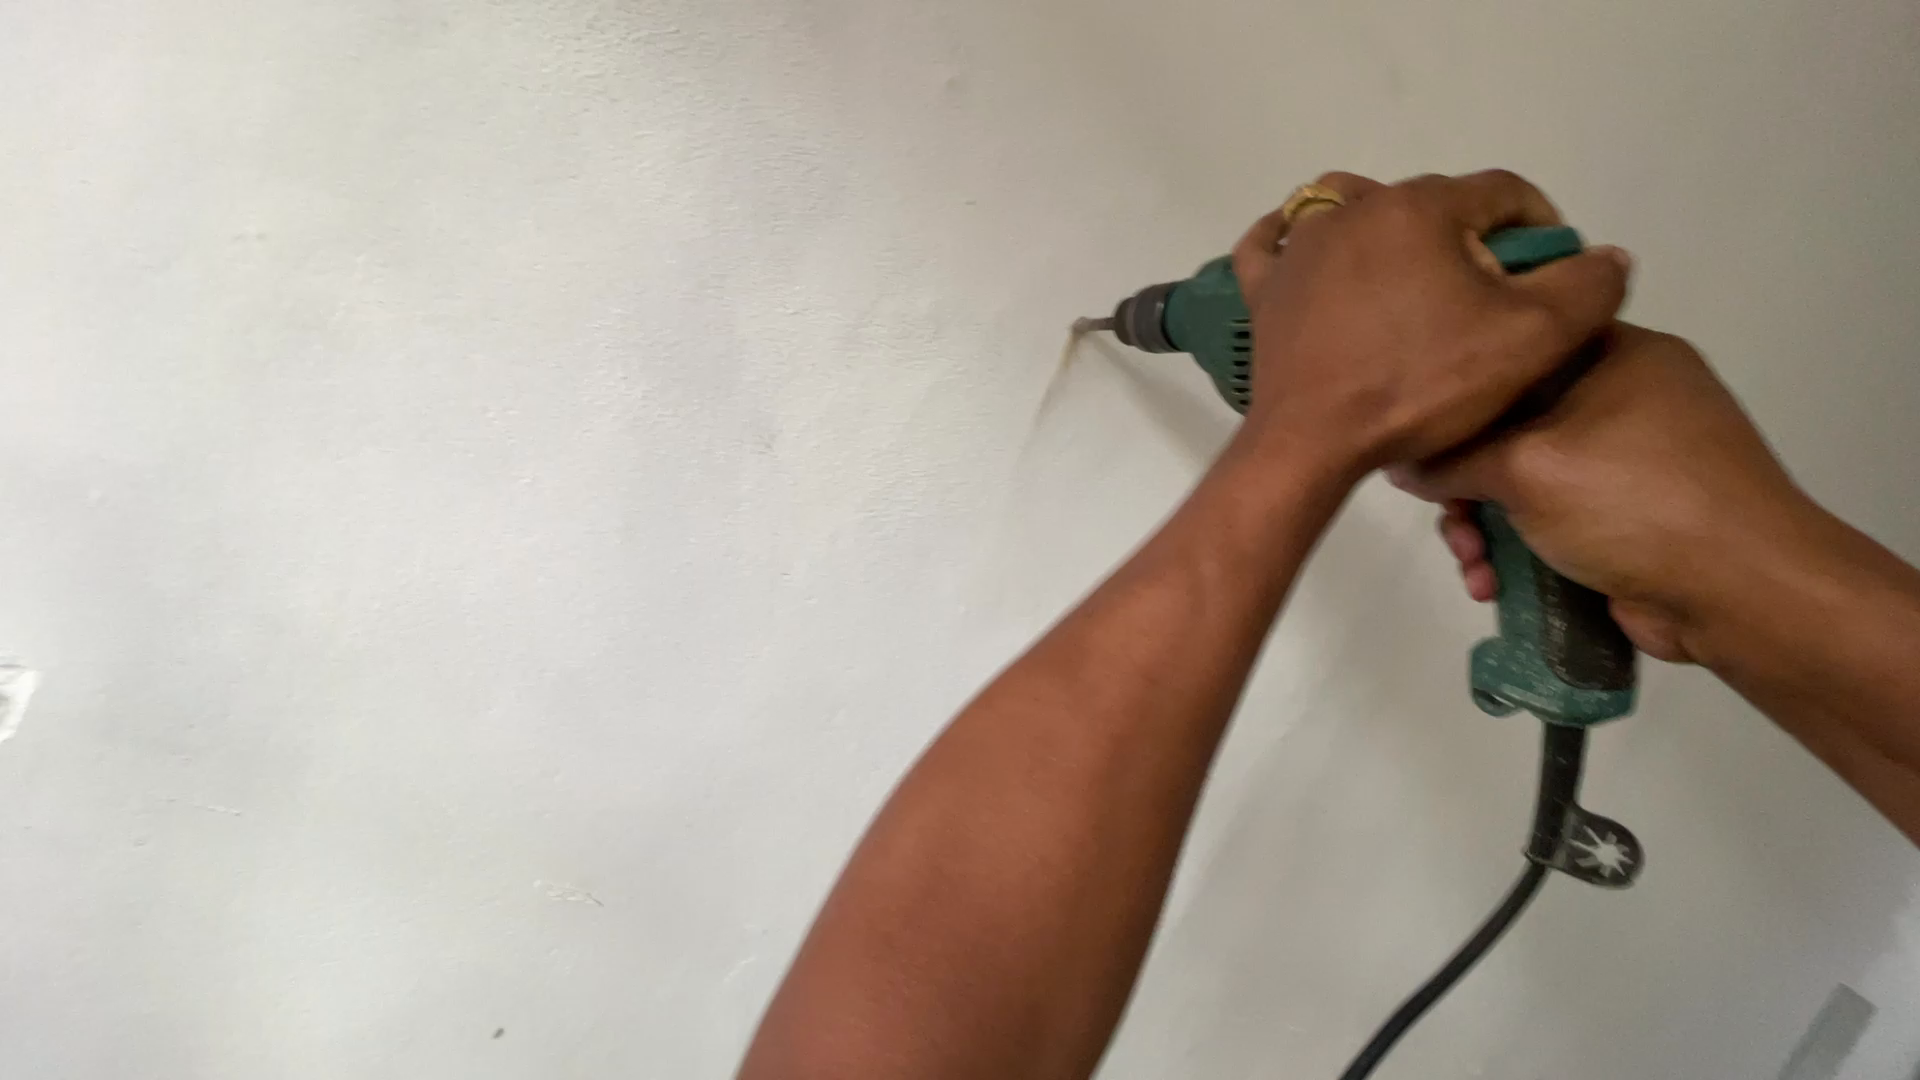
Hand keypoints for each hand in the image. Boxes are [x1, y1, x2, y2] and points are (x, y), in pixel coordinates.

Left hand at [1229, 170, 1632, 477]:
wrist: (1313, 442)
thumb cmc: (1418, 387)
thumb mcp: (1533, 338)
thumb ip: (1588, 284)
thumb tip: (1599, 254)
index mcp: (1419, 207)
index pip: (1503, 193)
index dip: (1539, 228)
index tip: (1546, 275)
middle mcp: (1351, 212)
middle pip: (1429, 207)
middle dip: (1465, 239)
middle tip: (1479, 297)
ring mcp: (1297, 252)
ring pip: (1350, 215)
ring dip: (1386, 232)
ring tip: (1407, 278)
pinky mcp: (1263, 291)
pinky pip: (1269, 246)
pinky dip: (1287, 240)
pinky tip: (1306, 249)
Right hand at [1398, 324, 1815, 662]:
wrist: (1738, 596)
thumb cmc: (1631, 502)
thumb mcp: (1521, 468)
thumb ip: (1446, 460)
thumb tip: (1397, 463)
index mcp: (1619, 359)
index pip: (1518, 350)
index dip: (1460, 386)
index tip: (1418, 424)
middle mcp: (1622, 400)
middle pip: (1505, 425)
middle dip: (1463, 484)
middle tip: (1448, 518)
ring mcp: (1622, 460)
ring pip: (1515, 479)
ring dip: (1480, 527)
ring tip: (1473, 566)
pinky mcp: (1618, 512)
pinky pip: (1539, 515)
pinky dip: (1510, 548)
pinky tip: (1491, 583)